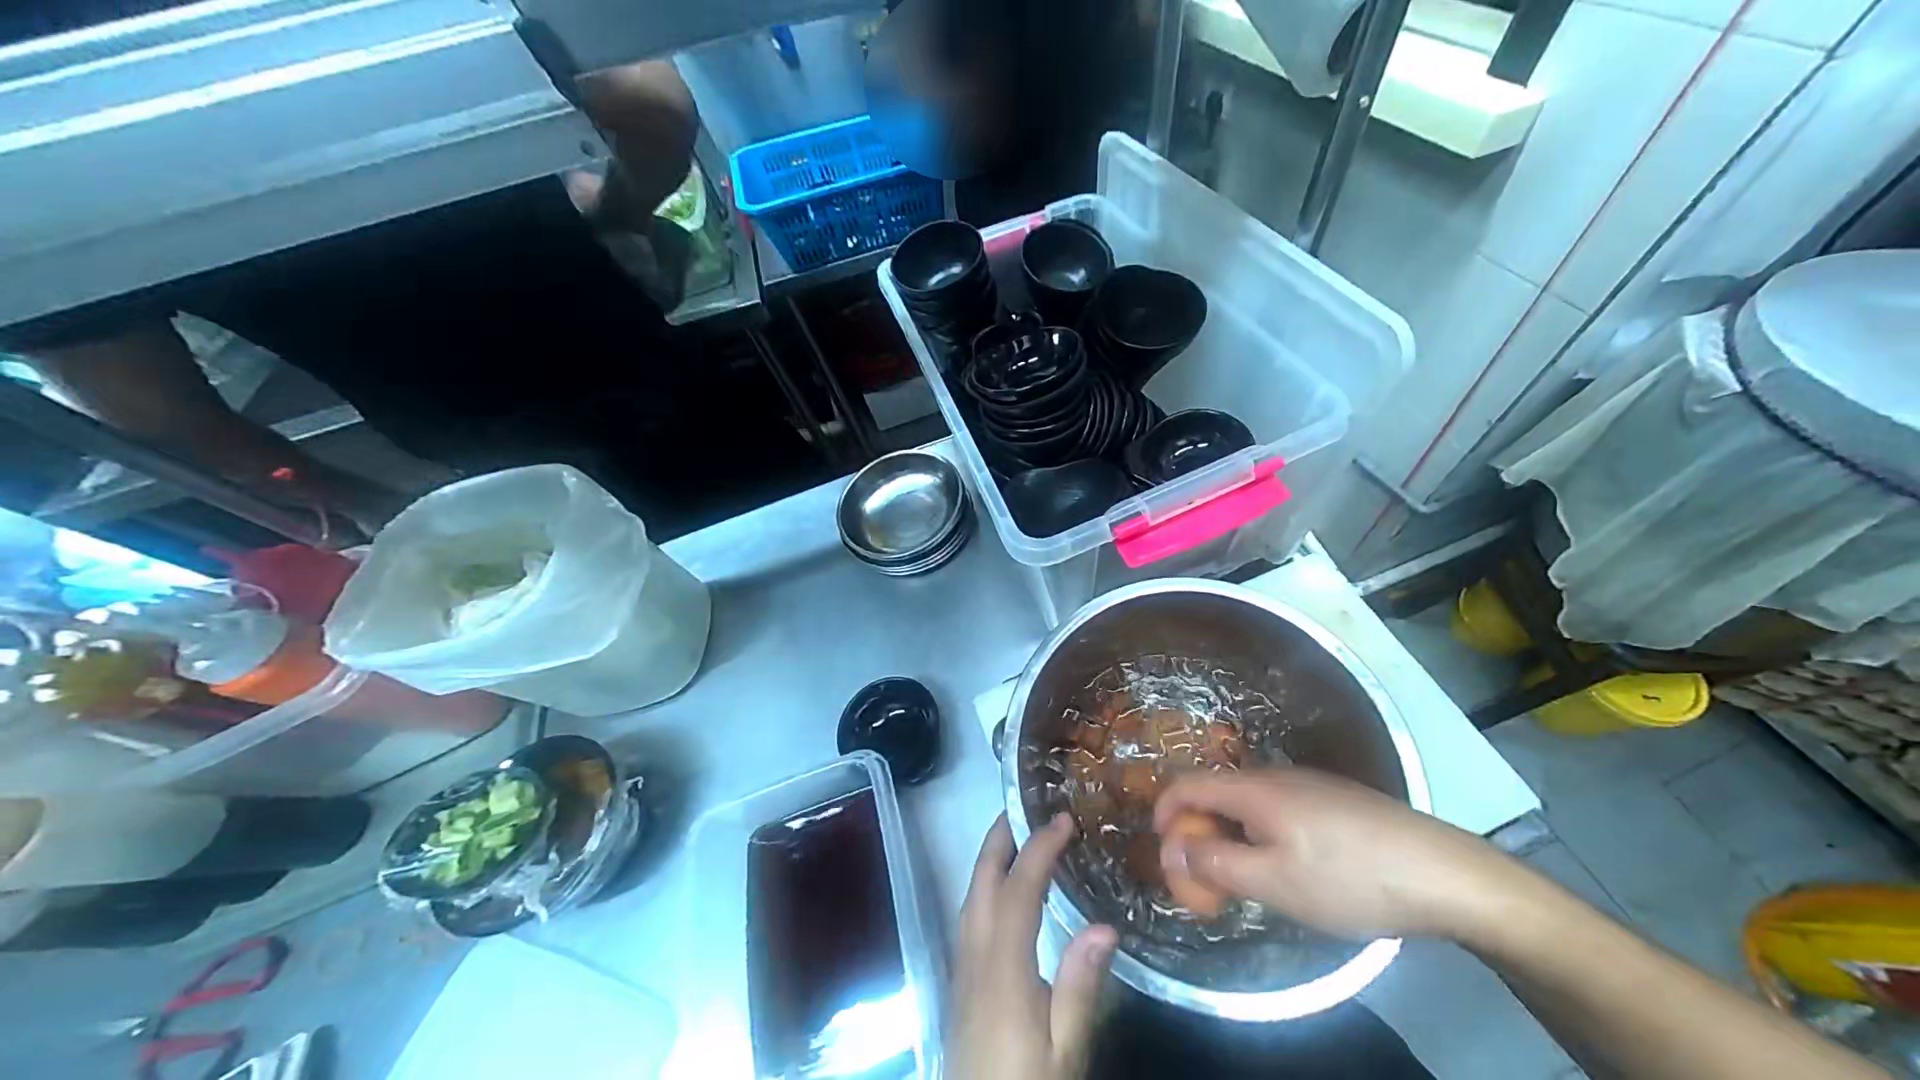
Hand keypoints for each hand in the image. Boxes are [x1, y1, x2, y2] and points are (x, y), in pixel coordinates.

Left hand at [951, 813, 1117, 1079]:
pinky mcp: (960, 981)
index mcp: (1002, 965)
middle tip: (1027, 807)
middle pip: (981, 880)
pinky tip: (1007, 894)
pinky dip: (988, 886)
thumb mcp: (1064, 1050)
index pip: (1018, 888)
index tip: (1063, 819)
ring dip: (991, 859)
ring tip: (1018, 838)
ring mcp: (961, 966)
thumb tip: (1105, 926)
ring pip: (970, 895)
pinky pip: (970, 915)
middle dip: (1001, 837)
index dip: (1039, 848)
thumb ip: (1080, 988)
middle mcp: (974, 953)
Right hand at [1154, 768, 1517, 941]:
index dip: (1164, 810)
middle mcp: (1278, 775)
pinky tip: (1290, 866)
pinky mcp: (1339, 800)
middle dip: (1198, 828)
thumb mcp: (1274, 882)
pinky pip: (1280, 808)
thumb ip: (1216, 865)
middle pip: (1219, 791)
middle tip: (1202, 873)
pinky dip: (1262, 831)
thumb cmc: (1349, 878)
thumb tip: (1173, 850)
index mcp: (1255, 788)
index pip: (1188, 783)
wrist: (1448, 875)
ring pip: (1251, 801)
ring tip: (1243, 875)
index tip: (1161, 847)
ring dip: (1231, 832)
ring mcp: (1313, 784)